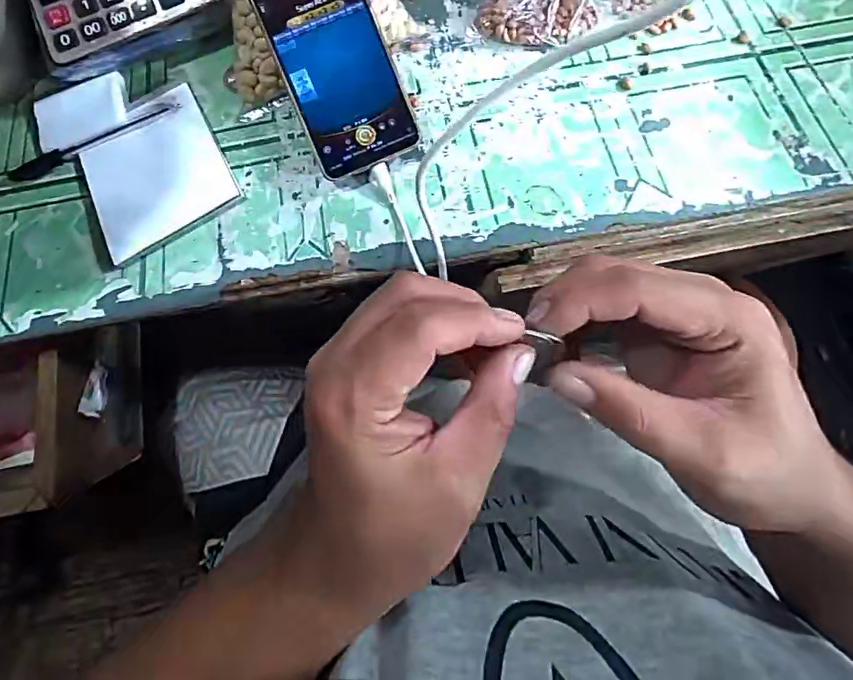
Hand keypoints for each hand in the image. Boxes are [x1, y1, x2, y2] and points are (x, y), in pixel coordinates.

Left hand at [273, 272, 533, 625]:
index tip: (521, 335)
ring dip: (447, 308)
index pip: (419, 325)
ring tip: (489, 344)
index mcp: (356, 395)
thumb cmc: (394, 535)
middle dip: (463, 306)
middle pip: (404, 295)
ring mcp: (330, 354)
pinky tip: (460, 347)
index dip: (475, 319)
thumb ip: (491, 409)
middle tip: (507, 339)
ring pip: (396, 297)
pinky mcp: (338, 357)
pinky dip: (429, 319)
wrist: (332, 557)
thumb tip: (519, 351)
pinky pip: (388, 314)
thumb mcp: (458, 482)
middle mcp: (333, 360)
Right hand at [530, 257, 851, 532]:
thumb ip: (630, 412)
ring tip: (536, 347)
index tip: (536, 335)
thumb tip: (556, 376)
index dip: (579, 301)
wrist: (796, 492)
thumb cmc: (766, 474)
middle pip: (615, 272)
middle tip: (528, 343)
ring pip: (604, 282)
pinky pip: (605, 308)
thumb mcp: (703, 454)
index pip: (637, 286)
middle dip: (564, 300)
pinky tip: (557, 350)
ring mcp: (679, 308)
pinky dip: (575, 323)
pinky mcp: (660, 325)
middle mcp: (702, 296)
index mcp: (726, 315)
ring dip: (564, 308)